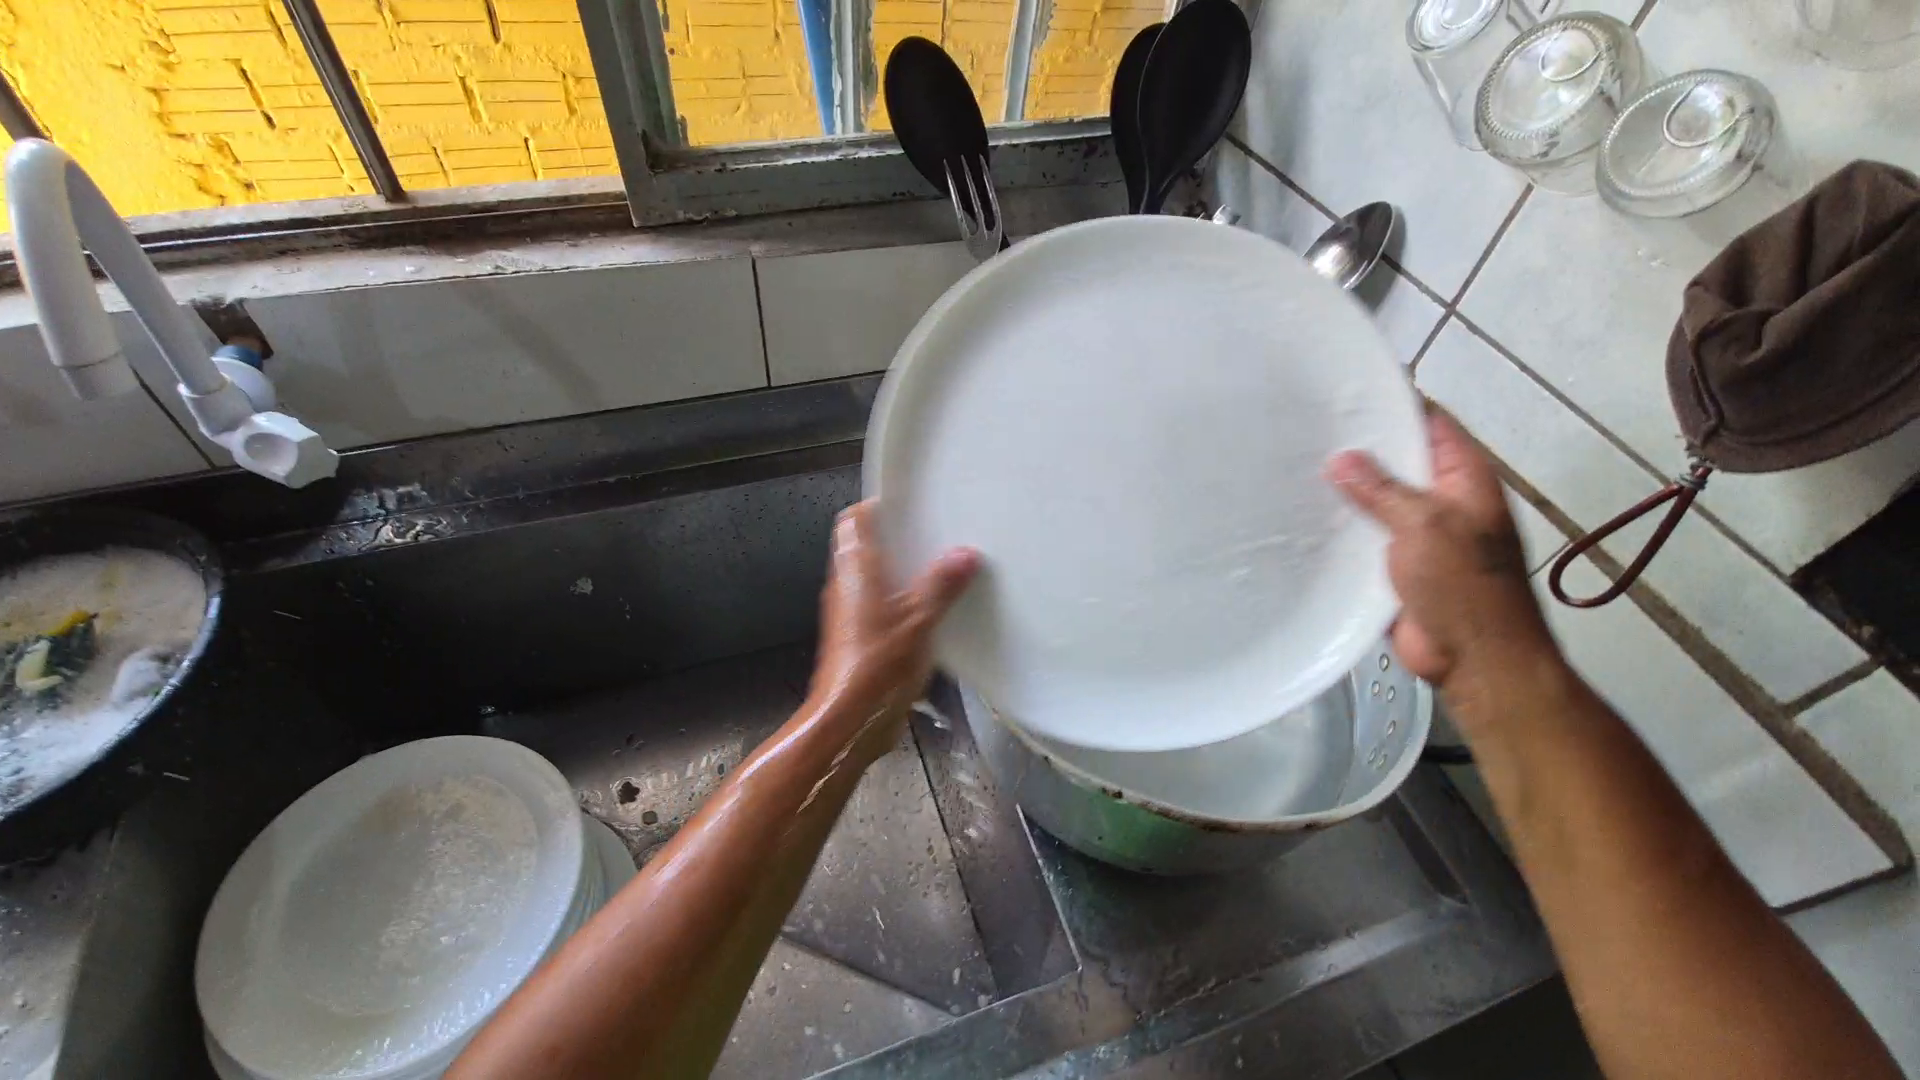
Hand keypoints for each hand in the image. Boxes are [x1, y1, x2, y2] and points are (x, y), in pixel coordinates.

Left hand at [807, 501, 979, 727]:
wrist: (850, 720)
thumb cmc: (877, 666)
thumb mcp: (919, 621)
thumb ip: (941, 586)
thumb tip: (964, 554)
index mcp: (856, 570)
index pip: (855, 520)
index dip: (880, 507)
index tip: (914, 505)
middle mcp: (847, 585)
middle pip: (868, 547)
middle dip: (902, 539)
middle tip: (941, 535)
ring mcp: (851, 613)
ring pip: (877, 578)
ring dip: (906, 572)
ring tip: (946, 567)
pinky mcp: (859, 638)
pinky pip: (883, 606)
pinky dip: (905, 600)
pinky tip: (937, 609)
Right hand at [1326, 411, 1554, 693]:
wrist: (1474, 659)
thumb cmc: (1464, 587)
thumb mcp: (1425, 526)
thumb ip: (1383, 491)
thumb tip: (1343, 458)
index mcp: (1465, 478)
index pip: (1430, 423)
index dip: (1394, 403)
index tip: (1346, 390)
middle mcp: (1441, 500)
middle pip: (1398, 461)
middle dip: (1359, 448)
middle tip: (1304, 427)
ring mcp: (1416, 534)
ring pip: (1376, 501)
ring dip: (1344, 492)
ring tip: (1292, 466)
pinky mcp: (1393, 565)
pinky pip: (1363, 537)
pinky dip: (1339, 529)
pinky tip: (1301, 517)